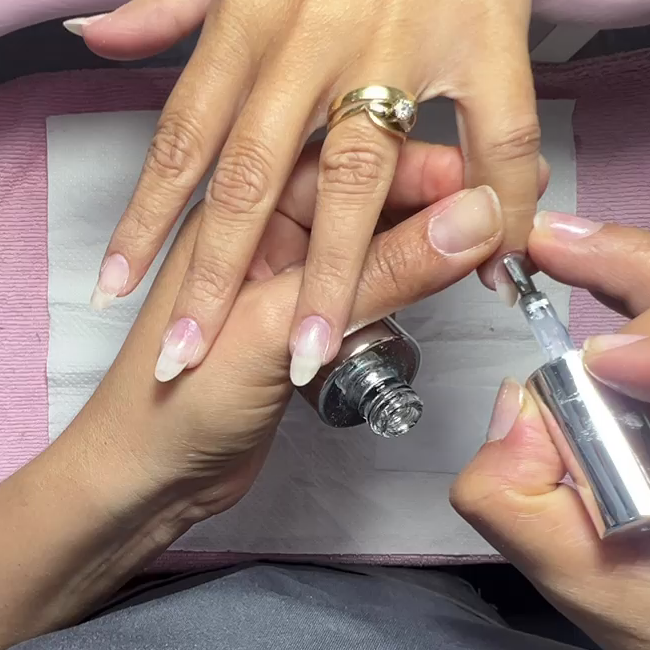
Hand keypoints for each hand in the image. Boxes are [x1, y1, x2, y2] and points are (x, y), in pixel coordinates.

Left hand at [59, 143, 504, 526]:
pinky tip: (435, 298)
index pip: (341, 167)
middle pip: (361, 207)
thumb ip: (375, 275)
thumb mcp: (277, 329)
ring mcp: (283, 289)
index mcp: (241, 214)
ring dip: (419, 257)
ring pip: (366, 254)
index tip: (486, 182)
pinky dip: (396, 300)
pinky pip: (359, 301)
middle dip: (428, 212)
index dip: (415, 170)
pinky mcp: (298, 334)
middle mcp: (263, 241)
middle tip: (501, 218)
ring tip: (485, 256)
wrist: (148, 482)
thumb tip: (471, 220)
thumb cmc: (180, 403)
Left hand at [70, 0, 539, 389]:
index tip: (114, 289)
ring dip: (333, 276)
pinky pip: (495, 133)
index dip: (143, 220)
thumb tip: (97, 37)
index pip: (179, 143)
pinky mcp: (484, 29)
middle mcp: (308, 42)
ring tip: (309, 352)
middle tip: (186, 356)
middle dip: (215, 279)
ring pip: (356, 179)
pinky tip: (484, 268)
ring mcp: (396, 42)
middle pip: (250, 183)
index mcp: (246, 19)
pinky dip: (498, 201)